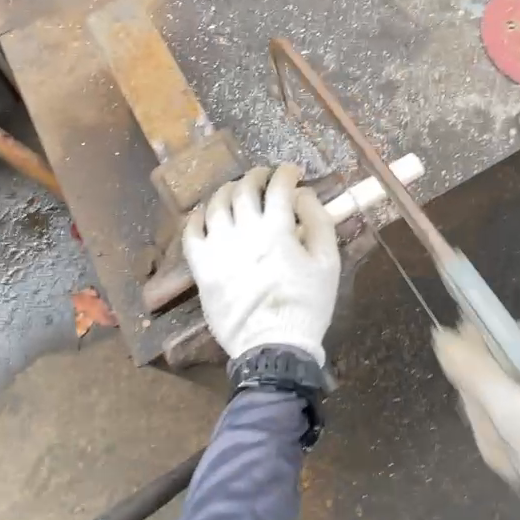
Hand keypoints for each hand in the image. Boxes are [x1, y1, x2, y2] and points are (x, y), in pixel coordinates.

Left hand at [183, 165, 340, 364]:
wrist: (272, 347)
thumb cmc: (306, 305)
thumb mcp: (327, 263)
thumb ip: (318, 222)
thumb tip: (304, 194)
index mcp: (277, 229)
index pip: (278, 186)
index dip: (286, 173)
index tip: (292, 173)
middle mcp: (244, 230)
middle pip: (244, 188)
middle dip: (257, 176)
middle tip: (265, 176)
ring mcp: (218, 247)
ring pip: (216, 204)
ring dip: (227, 190)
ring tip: (236, 190)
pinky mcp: (202, 267)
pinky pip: (191, 233)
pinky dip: (198, 218)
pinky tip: (206, 215)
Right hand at [434, 319, 519, 519]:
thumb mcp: (514, 417)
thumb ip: (474, 373)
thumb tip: (439, 334)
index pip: (477, 336)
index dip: (474, 373)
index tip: (489, 409)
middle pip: (480, 369)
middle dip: (486, 413)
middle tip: (508, 441)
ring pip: (485, 397)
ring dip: (493, 433)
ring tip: (518, 458)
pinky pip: (499, 416)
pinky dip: (504, 443)